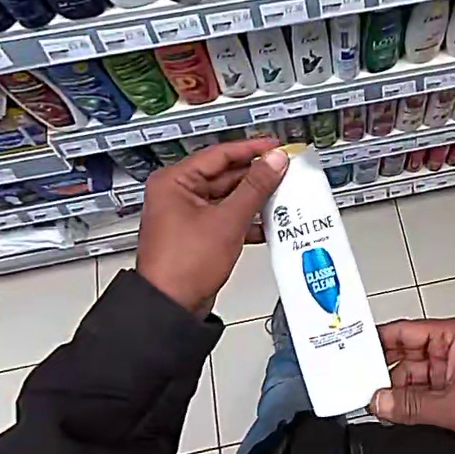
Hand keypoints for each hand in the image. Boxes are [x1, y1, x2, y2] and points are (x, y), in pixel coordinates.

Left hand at [135, 139, 288, 315]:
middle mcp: (177, 194)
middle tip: (283, 172)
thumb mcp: (227, 220)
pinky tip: (266, 224)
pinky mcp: (198, 233)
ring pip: (228, 196)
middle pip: (225, 175)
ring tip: (280, 196)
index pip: (219, 154)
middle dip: (256, 177)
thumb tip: (273, 162)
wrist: (171, 306)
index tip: (274, 147)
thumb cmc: (181, 266)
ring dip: (253, 199)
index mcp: (174, 182)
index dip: (251, 149)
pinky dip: (246, 219)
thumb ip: (255, 187)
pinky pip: (226, 216)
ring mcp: (187, 214)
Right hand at [370, 317, 454, 453]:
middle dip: (384, 370)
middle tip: (357, 383)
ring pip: (414, 376)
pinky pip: (425, 392)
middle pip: (406, 354)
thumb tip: (379, 401)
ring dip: (396, 390)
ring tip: (372, 402)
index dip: (378, 340)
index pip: (405, 331)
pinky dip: (410, 402)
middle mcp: (454, 348)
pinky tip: (393, 412)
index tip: (353, 350)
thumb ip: (411, 405)